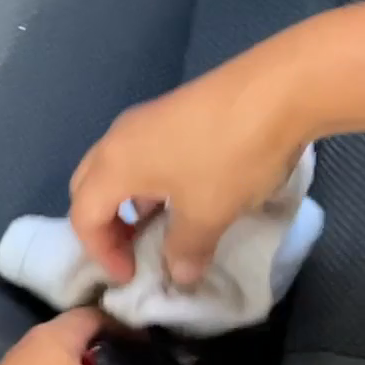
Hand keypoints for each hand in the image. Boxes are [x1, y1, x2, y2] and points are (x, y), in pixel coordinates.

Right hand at [70, 36, 311, 285]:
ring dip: (127, 205)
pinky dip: (147, 183)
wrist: (280, 88)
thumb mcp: (208, 214)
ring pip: (115, 170)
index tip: (133, 276)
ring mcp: (144, 120)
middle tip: (133, 252)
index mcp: (113, 165)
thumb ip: (185, 250)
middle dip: (104, 226)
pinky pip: (140, 155)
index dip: (102, 254)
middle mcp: (117, 139)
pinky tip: (182, 195)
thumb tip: (179, 275)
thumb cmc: (230, 156)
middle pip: (88, 188)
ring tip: (160, 229)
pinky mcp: (171, 111)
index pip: (84, 217)